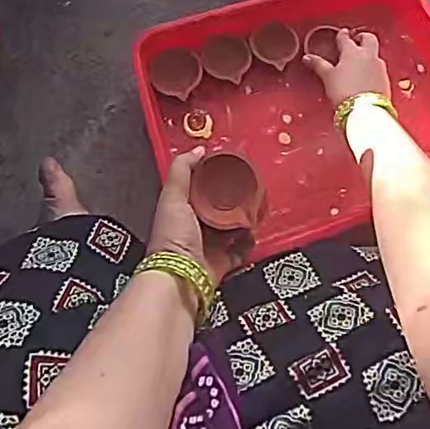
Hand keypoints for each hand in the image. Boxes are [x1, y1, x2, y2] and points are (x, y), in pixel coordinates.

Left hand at [148, 147, 252, 284]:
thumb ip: (183, 170)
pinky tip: (254, 232)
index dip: (210, 178)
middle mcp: (193, 227)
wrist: (181, 278)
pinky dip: (248, 242)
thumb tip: (198, 150)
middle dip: (231, 199)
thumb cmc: (173, 236)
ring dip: (242, 219)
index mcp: (180, 209)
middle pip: (216, 208)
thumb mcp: (174, 196)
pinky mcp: (222, 263)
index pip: (197, 189)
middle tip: (249, 186)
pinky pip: (239, 250)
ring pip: (230, 228)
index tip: (228, 167)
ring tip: (256, 207)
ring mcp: (208, 246)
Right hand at [303, 29, 391, 106]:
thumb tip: (308, 58)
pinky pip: (379, 69)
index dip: (342, 35)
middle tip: (356, 40)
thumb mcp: (328, 77)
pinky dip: (372, 69)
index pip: (346, 38)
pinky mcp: (386, 80)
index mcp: (352, 52)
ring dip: (368, 54)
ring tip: (359, 61)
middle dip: (362, 37)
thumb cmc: (345, 91)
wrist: (366, 110)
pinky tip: (366, 76)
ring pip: (375, 54)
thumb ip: (318, 64)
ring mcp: (379, 68)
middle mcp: (368, 56)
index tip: (341, 33)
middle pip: (369, 38)